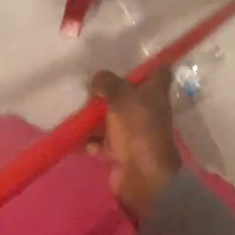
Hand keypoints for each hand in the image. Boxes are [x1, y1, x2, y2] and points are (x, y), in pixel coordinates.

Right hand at [89, 69, 183, 222]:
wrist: (143, 176)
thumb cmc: (138, 128)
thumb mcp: (121, 96)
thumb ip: (106, 82)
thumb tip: (95, 80)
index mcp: (155, 92)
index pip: (158, 71)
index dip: (148, 64)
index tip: (130, 58)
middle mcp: (147, 110)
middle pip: (128, 95)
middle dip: (108, 92)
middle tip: (88, 87)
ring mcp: (134, 132)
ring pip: (112, 118)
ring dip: (95, 118)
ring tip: (76, 112)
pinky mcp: (121, 152)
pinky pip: (102, 142)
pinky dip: (91, 141)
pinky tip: (78, 139)